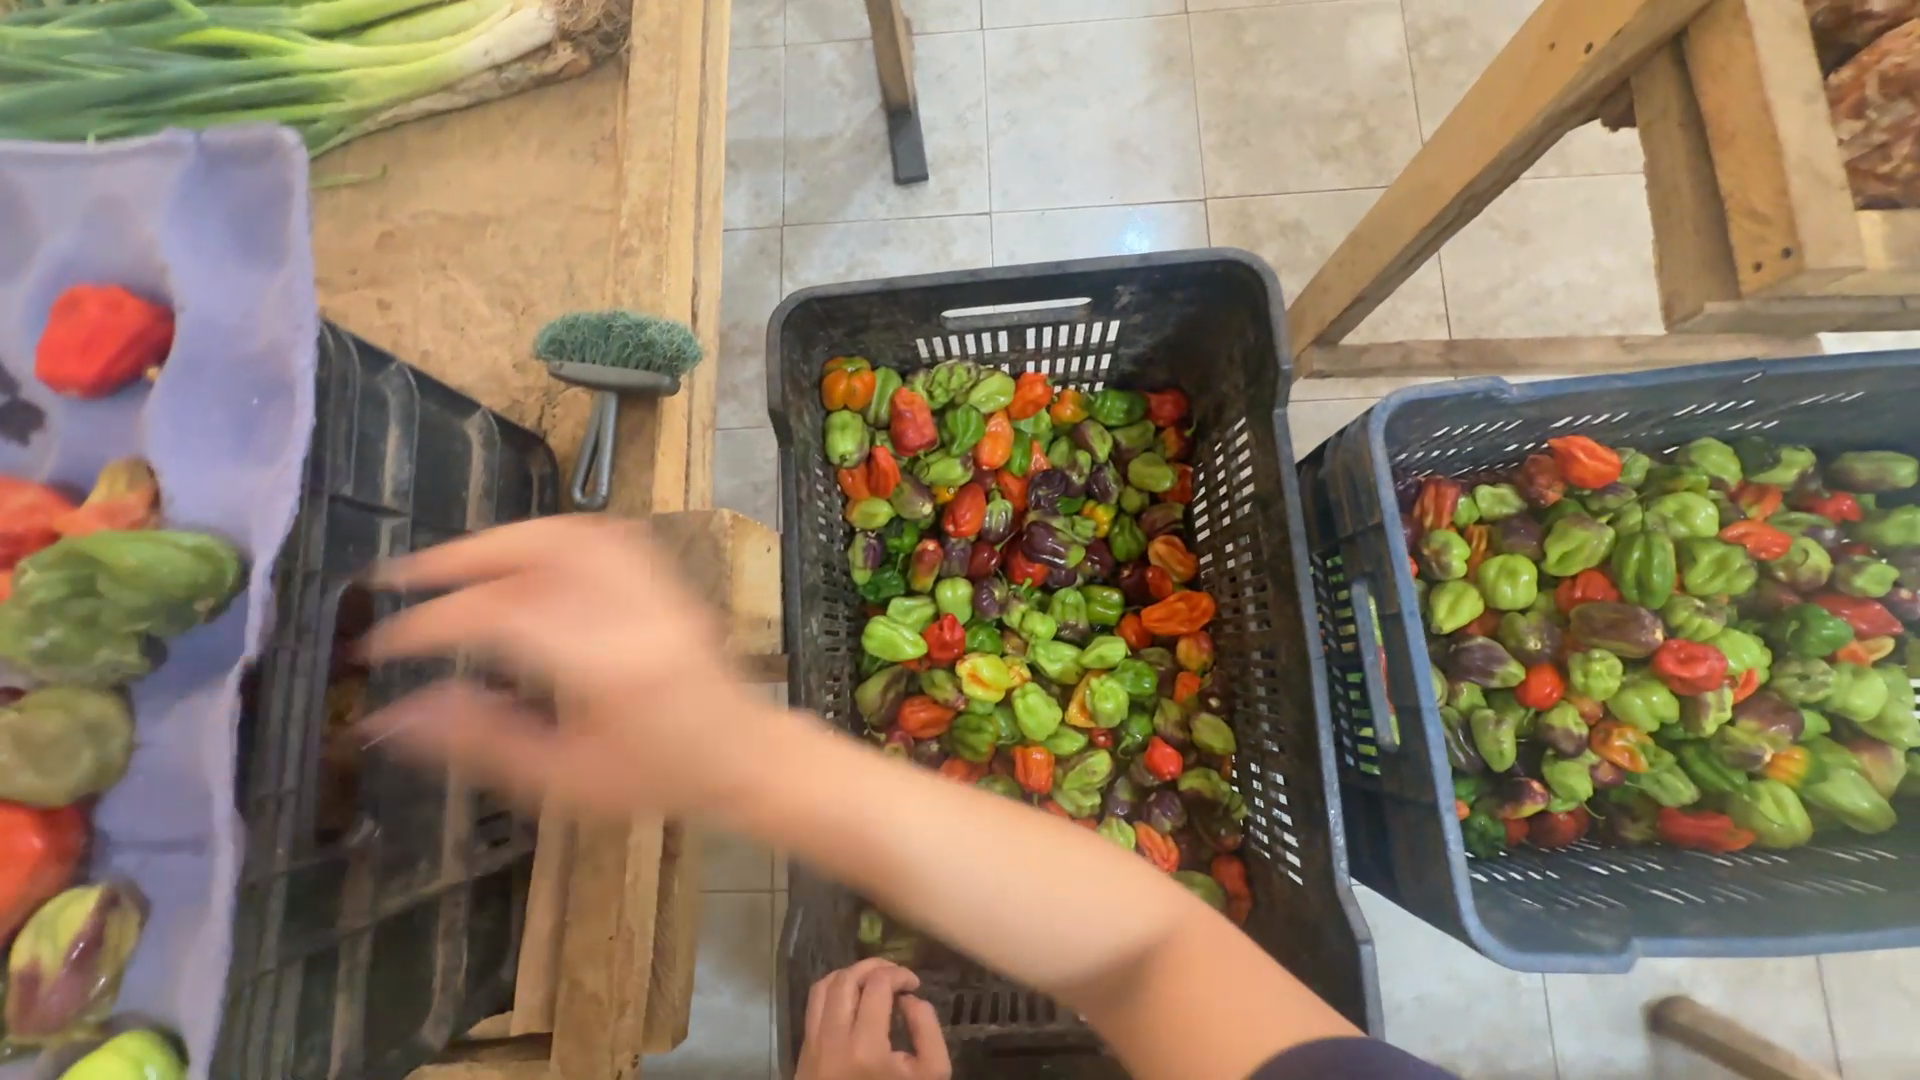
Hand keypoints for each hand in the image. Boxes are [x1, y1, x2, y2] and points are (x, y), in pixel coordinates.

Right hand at [359, 515, 785, 816]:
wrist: (743, 754)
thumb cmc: (658, 778)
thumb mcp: (563, 779)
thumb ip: (482, 742)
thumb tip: (396, 714)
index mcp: (608, 668)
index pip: (507, 616)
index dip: (435, 620)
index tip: (384, 642)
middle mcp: (637, 616)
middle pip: (547, 550)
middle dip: (469, 554)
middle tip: (410, 574)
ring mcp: (662, 593)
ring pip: (580, 534)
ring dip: (511, 537)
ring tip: (459, 562)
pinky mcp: (672, 586)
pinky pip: (611, 540)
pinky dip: (558, 537)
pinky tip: (526, 557)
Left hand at [797, 959, 949, 1079]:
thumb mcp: (929, 1075)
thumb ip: (929, 1031)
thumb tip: (910, 999)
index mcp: (865, 1049)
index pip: (878, 985)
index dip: (900, 974)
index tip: (914, 985)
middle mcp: (833, 1040)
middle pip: (848, 978)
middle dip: (876, 967)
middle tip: (895, 975)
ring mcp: (813, 1045)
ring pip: (825, 986)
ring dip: (851, 974)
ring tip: (873, 981)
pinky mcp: (803, 1052)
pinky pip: (813, 1005)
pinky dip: (832, 989)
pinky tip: (851, 996)